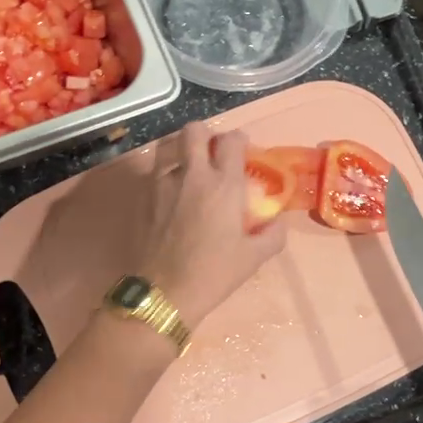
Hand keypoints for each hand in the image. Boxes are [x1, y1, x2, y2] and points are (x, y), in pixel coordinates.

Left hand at [142, 124, 285, 322]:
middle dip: (205, 134)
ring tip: (189, 170)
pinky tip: (172, 196)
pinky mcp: (143, 196)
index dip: (238, 139)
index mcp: (224, 185)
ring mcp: (163, 182)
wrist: (164, 291)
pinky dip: (166, 175)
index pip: (231, 140)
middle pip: (194, 130)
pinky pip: (155, 172)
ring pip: (169, 147)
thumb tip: (278, 222)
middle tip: (211, 152)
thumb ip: (273, 235)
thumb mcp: (253, 258)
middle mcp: (193, 174)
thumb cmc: (213, 273)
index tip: (241, 149)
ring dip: (181, 151)